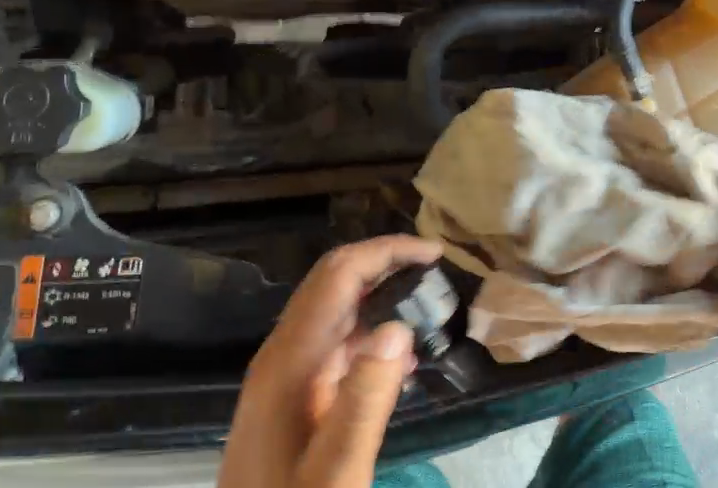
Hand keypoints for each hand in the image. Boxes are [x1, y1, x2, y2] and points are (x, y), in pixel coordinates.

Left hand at [219, 236, 442, 487]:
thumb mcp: (336, 470)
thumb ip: (364, 401)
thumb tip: (397, 326)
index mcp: (289, 361)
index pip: (339, 275)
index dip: (387, 252)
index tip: (436, 254)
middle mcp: (281, 355)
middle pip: (332, 281)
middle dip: (384, 263)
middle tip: (435, 271)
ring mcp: (282, 376)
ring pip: (333, 308)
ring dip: (379, 294)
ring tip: (427, 307)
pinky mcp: (290, 397)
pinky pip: (332, 342)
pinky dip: (369, 331)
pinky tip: (400, 361)